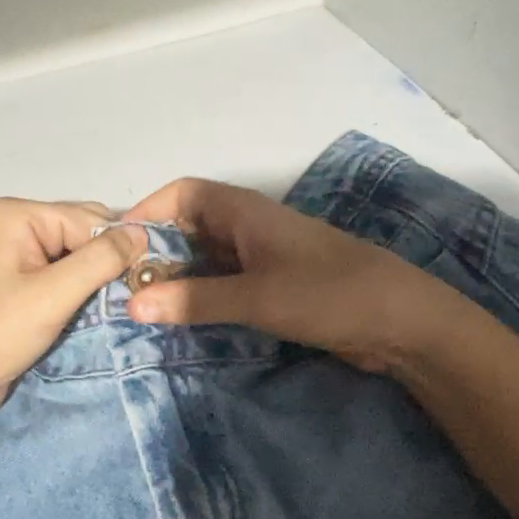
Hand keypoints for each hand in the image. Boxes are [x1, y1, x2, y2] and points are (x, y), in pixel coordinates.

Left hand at [0, 198, 144, 425]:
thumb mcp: (53, 295)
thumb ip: (100, 260)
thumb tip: (144, 233)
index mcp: (18, 215)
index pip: (90, 219)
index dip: (119, 248)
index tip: (146, 281)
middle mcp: (17, 226)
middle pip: (85, 233)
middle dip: (109, 262)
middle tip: (136, 294)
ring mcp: (17, 256)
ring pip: (78, 258)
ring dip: (97, 280)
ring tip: (119, 304)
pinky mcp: (20, 285)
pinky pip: (64, 277)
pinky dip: (82, 292)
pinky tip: (95, 311)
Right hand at [120, 178, 451, 370]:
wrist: (403, 324)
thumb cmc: (331, 294)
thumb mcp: (258, 297)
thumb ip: (195, 300)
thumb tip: (130, 303)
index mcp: (245, 211)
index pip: (182, 194)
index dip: (146, 211)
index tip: (114, 245)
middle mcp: (250, 227)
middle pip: (189, 226)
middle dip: (155, 250)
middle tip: (119, 285)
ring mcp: (263, 257)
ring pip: (206, 257)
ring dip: (177, 276)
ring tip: (141, 305)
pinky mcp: (275, 286)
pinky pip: (225, 282)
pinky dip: (201, 294)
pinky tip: (183, 318)